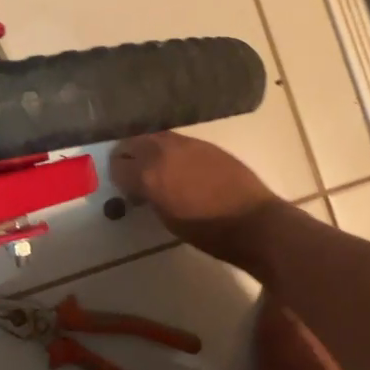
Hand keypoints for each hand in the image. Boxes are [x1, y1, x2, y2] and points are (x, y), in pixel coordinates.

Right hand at [109, 133, 284, 263]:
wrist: (253, 221)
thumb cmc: (208, 232)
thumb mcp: (167, 219)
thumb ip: (148, 196)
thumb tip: (141, 188)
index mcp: (149, 175)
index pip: (117, 166)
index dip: (116, 176)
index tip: (122, 186)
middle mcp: (162, 152)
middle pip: (132, 142)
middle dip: (127, 156)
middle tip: (130, 171)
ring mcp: (185, 143)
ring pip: (154, 136)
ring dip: (147, 148)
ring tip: (152, 165)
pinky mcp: (204, 143)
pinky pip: (175, 140)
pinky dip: (168, 148)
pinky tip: (176, 163)